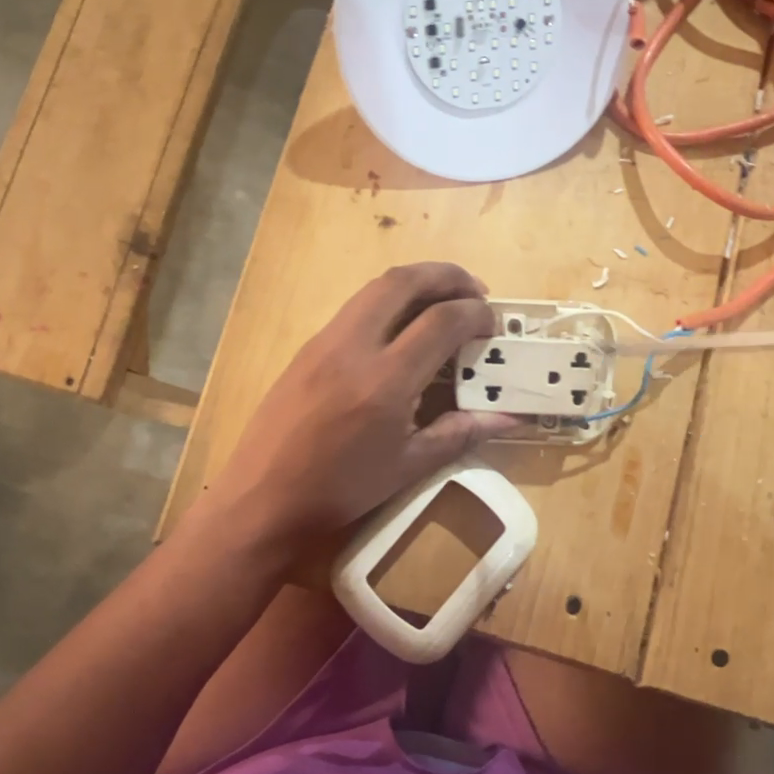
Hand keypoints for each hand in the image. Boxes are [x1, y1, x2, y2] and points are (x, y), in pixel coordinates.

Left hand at [194, 263, 519, 560]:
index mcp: (385, 380)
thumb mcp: (408, 466)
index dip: (474, 313)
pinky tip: (401, 327)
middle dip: (447, 276)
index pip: (440, 320)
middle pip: (404, 282)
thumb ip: (460, 433)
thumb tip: (510, 418)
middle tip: (475, 291)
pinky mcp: (307, 348)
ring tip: (443, 300)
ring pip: (375, 288)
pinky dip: (387, 301)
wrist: (263, 497)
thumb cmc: (340, 490)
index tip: (492, 323)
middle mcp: (353, 346)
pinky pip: (355, 307)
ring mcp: (324, 342)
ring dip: (415, 283)